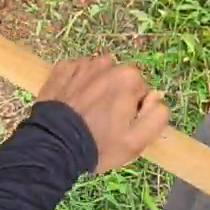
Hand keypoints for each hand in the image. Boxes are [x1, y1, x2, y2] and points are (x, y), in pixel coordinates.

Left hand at [38, 55, 169, 172]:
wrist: (53, 146)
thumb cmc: (99, 144)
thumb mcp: (136, 141)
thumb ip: (157, 116)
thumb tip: (157, 96)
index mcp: (129, 78)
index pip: (141, 91)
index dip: (134, 109)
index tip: (120, 124)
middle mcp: (107, 64)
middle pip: (120, 80)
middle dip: (116, 95)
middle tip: (104, 120)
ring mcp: (81, 65)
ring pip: (99, 74)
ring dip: (98, 87)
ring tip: (87, 110)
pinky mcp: (60, 70)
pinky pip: (77, 72)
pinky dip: (77, 83)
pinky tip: (73, 102)